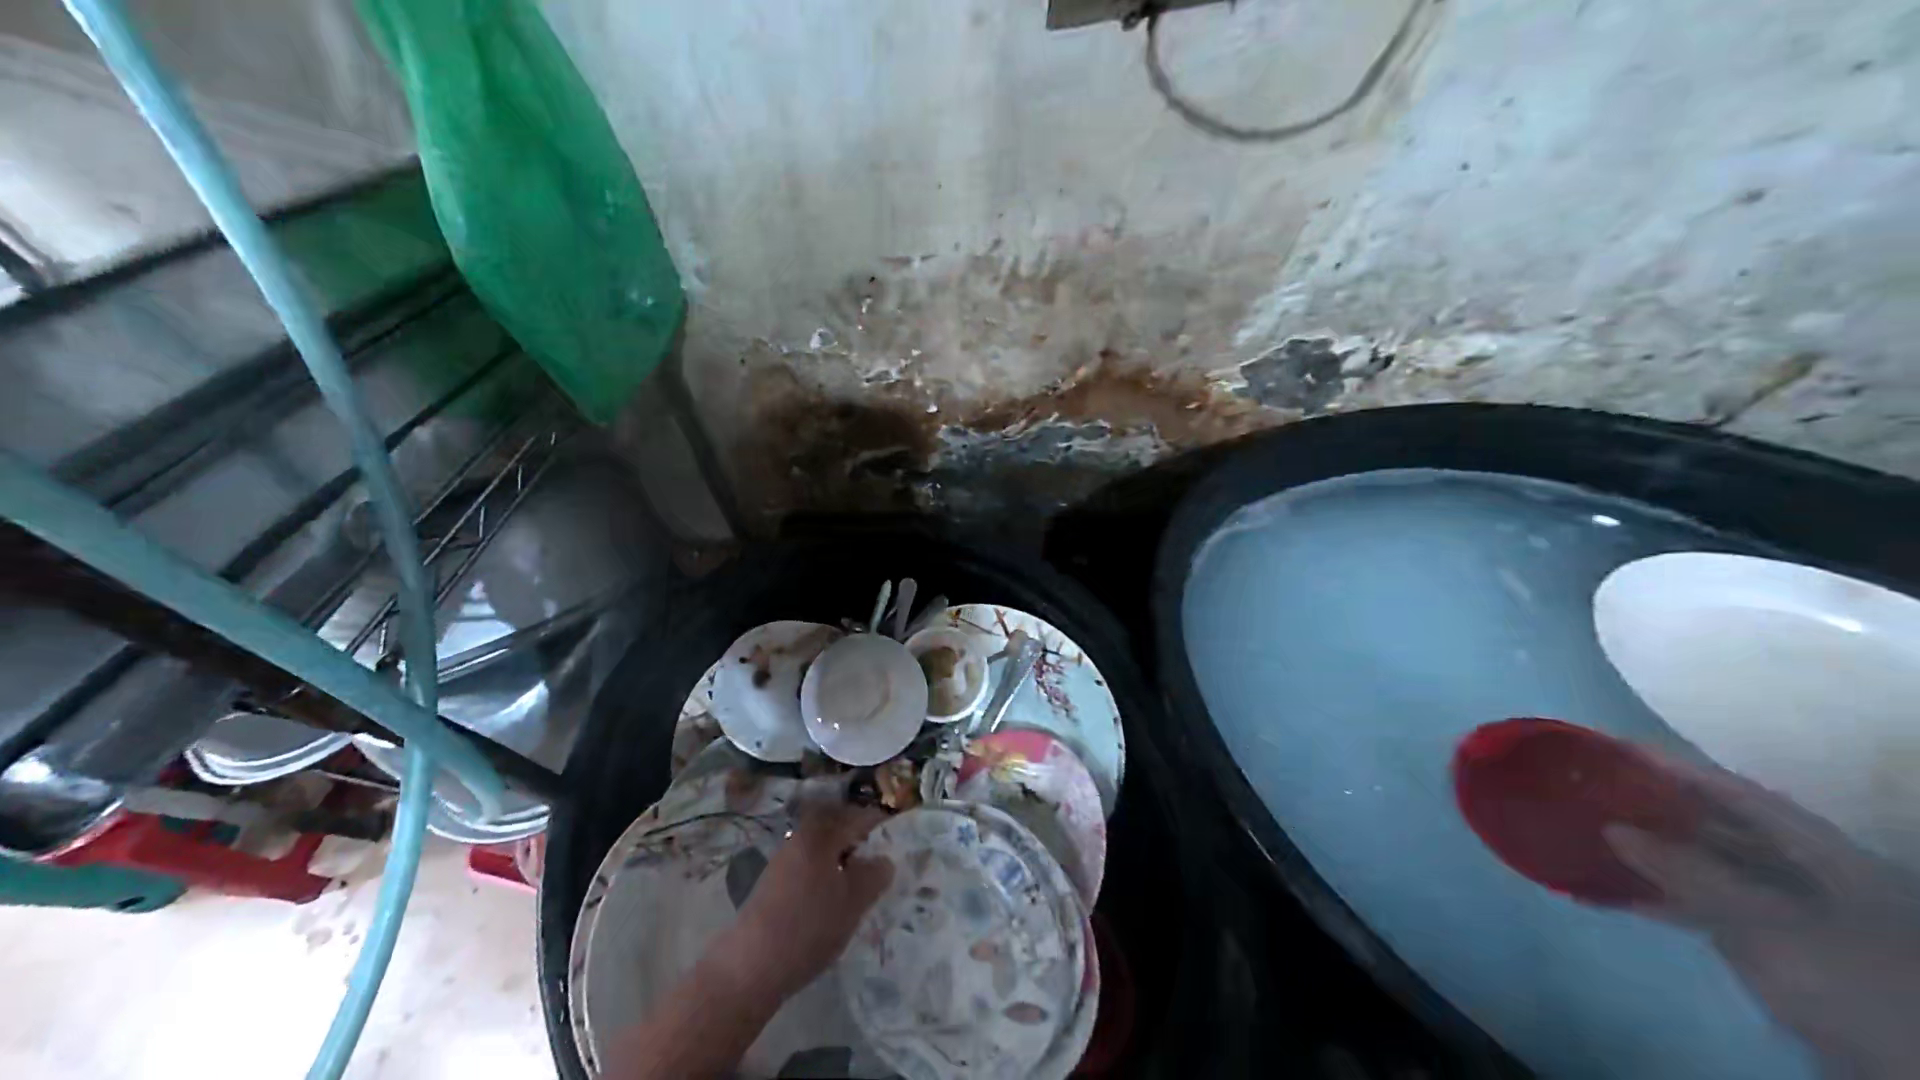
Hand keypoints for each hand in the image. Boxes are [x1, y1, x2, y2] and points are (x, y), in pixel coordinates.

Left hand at [711, 797, 894, 1003]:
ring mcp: (781, 862)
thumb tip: (883, 860)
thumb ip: (874, 876)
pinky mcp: (771, 885)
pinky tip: (829, 896)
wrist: (750, 966)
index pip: (855, 817)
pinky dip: (822, 870)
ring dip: (838, 853)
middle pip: (832, 825)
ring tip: (856, 879)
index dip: (876, 822)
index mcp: (820, 836)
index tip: (893, 833)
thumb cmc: (809, 927)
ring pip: (818, 845)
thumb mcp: (853, 903)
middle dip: (854, 834)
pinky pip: (805, 863)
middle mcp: (798, 840)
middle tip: (875, 854)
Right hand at [1606, 763, 1919, 1079]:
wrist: (1903, 1064)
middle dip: (1653, 808)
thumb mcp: (1767, 922)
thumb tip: (1612, 828)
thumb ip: (1689, 872)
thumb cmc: (1848, 975)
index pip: (1734, 793)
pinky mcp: (1773, 947)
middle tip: (1588, 790)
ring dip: (1650, 854)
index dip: (1672, 767)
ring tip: (1588, 837)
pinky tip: (1615, 894)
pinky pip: (1704, 907)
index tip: (1611, 746)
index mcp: (1818, 851)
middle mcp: (1805, 872)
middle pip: (1718, 826)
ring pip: (1707, 867)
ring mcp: (1790, 912)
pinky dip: (1660, 897)